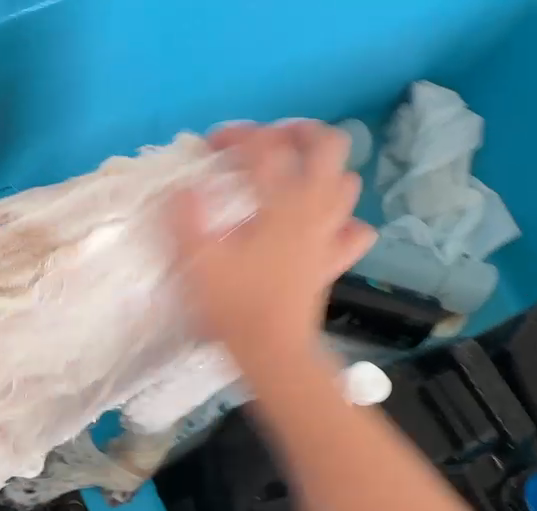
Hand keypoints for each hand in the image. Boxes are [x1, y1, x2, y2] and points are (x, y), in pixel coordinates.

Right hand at [173, 120, 376, 362]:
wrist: (271, 351)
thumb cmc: (232, 307)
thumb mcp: (197, 262)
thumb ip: (186, 220)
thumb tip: (182, 188)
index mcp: (281, 202)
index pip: (264, 148)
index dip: (238, 135)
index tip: (211, 144)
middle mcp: (314, 208)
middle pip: (327, 146)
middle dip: (299, 133)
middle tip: (271, 139)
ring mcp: (329, 235)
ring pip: (346, 183)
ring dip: (322, 172)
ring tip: (295, 178)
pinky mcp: (334, 262)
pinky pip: (354, 231)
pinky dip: (342, 222)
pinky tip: (323, 228)